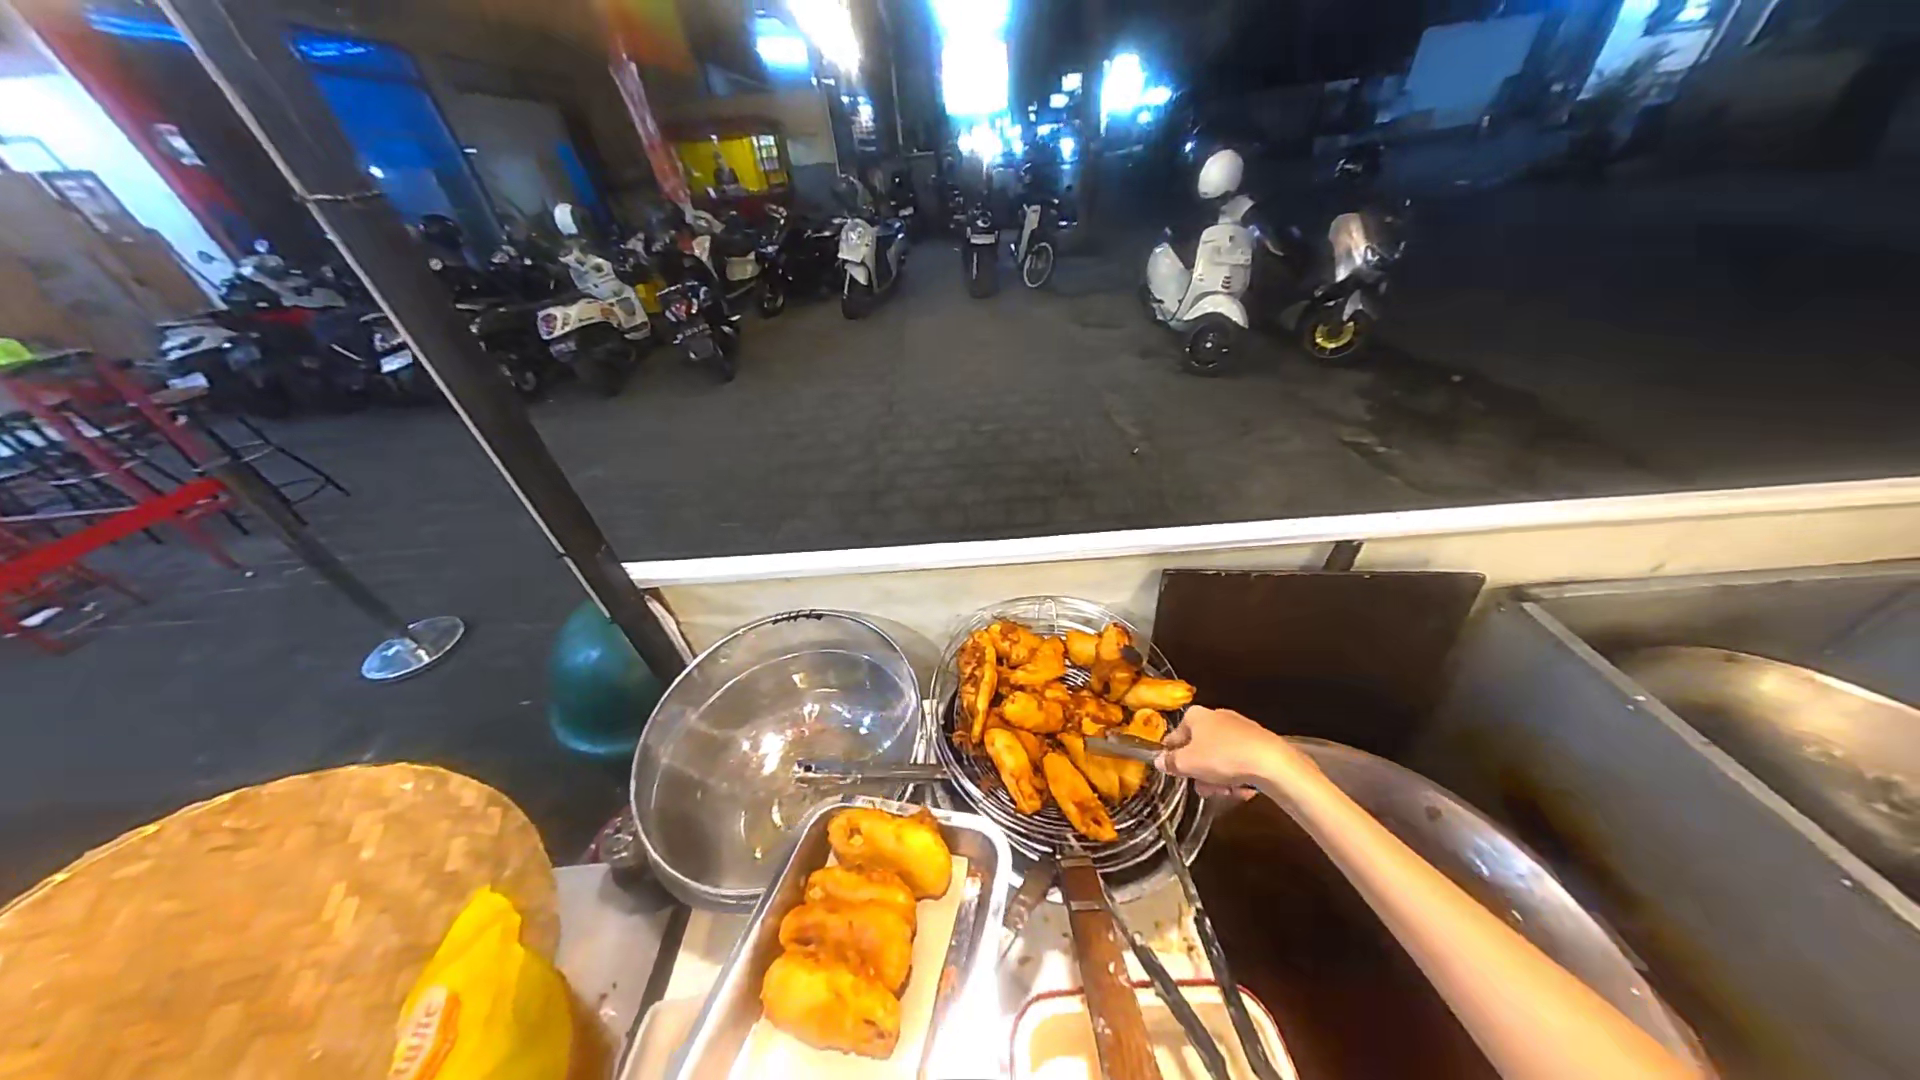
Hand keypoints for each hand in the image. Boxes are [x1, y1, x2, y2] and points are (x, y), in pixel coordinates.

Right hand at [1156, 706, 1322, 798]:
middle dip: (1199, 771)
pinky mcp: (1258, 742)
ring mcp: (1239, 728)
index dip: (1172, 754)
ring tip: (1224, 792)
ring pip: (1219, 756)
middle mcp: (1217, 716)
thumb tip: (1159, 761)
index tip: (1174, 771)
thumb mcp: (1187, 763)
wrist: (1271, 762)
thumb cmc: (1221, 757)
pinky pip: (1239, 759)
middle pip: (1199, 747)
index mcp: (1196, 715)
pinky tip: (1241, 789)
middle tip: (1203, 788)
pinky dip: (1237, 774)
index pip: (1175, 735)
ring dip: (1218, 776)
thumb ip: (1171, 763)